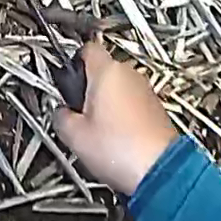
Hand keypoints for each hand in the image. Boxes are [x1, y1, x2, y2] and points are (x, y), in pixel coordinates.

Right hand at [53, 41, 178, 195]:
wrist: (159, 172)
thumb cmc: (121, 150)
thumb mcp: (74, 135)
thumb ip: (60, 116)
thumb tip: (60, 113)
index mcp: (106, 71)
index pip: (87, 49)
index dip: (73, 62)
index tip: (67, 80)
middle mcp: (128, 74)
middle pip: (102, 69)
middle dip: (89, 88)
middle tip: (79, 113)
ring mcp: (145, 90)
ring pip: (118, 87)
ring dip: (107, 102)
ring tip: (99, 132)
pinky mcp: (155, 108)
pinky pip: (132, 102)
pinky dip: (123, 115)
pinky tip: (117, 139)